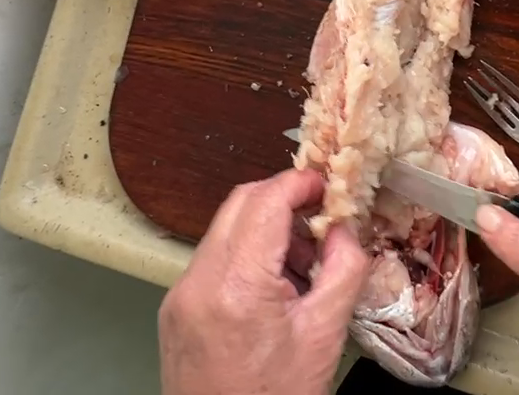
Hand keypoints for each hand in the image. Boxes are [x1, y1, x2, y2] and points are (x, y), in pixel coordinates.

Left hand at [159, 169, 369, 394]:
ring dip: (266, 227)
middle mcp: (198, 281)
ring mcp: (180, 295)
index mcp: (237, 285)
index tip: (326, 186)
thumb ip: (344, 267)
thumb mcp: (325, 334)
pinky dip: (246, 254)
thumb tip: (343, 227)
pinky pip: (213, 258)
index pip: (266, 200)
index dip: (300, 183)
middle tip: (318, 216)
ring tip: (301, 264)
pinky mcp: (174, 310)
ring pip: (226, 227)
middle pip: (241, 202)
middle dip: (283, 199)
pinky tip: (273, 286)